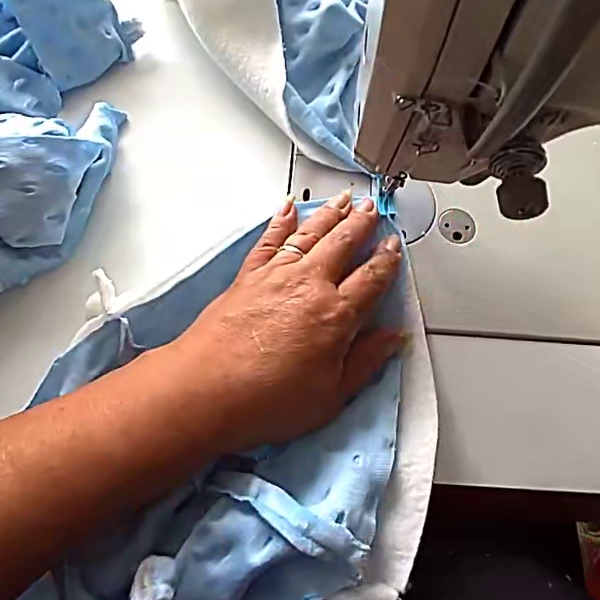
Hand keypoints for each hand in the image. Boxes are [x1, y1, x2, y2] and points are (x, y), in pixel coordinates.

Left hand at [164, 193, 403, 453]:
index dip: (387, 259)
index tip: (394, 246)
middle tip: (372, 208)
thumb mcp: (331, 395)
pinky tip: (288, 209)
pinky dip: (281, 221)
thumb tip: (392, 338)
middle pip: (343, 243)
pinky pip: (270, 240)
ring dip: (330, 214)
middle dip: (362, 222)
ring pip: (311, 233)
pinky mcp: (248, 276)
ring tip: (344, 200)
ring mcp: (276, 276)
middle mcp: (308, 285)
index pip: (372, 277)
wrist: (205, 390)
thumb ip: (366, 361)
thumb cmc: (264, 400)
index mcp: (335, 314)